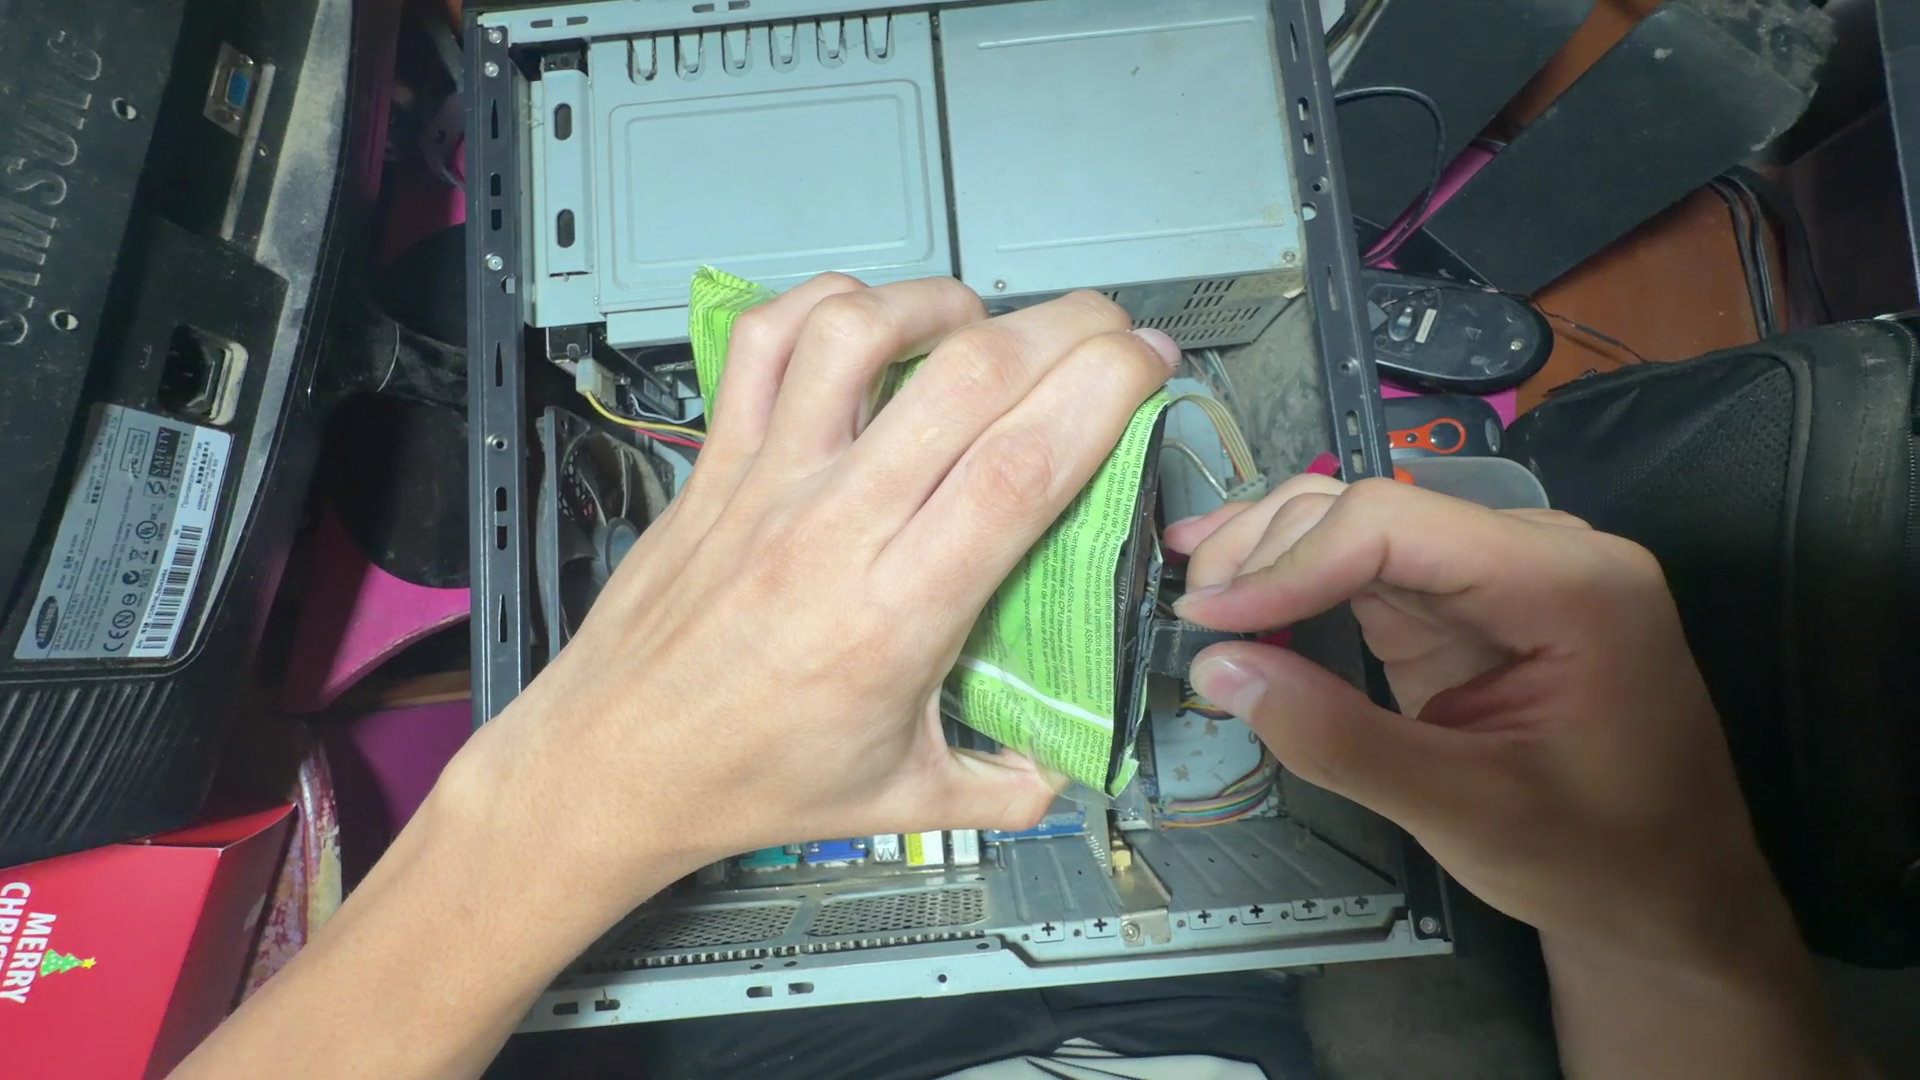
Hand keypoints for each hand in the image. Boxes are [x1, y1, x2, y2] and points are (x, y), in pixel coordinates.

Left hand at [461, 274, 1179, 908]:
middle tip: (1109, 329)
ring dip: (945, 304)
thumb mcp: (904, 802)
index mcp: (897, 615)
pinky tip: (870, 322)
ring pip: (859, 336)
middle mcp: (835, 527)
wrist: (614, 762)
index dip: (1101, 396)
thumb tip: (1074, 759)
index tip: (1147, 368)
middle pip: (968, 381)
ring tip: (989, 322)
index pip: (1022, 468)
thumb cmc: (750, 779)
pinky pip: (764, 344)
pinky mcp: (721, 462)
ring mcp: (769, 480)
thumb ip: (1009, 788)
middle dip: (1065, 329)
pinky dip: (828, 305)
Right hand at [1168, 475, 1778, 966]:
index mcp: (1566, 582)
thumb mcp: (1462, 812)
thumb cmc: (1593, 857)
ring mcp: (1480, 566)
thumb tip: (1216, 666)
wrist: (1660, 893)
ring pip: (1343, 519)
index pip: (1393, 524)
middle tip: (1194, 612)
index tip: (1210, 618)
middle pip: (1360, 508)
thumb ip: (1336, 738)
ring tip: (1195, 585)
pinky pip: (1347, 558)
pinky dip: (1280, 566)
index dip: (1288, 563)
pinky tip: (1225, 568)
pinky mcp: (1443, 595)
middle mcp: (1524, 550)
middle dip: (1263, 551)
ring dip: (1259, 547)